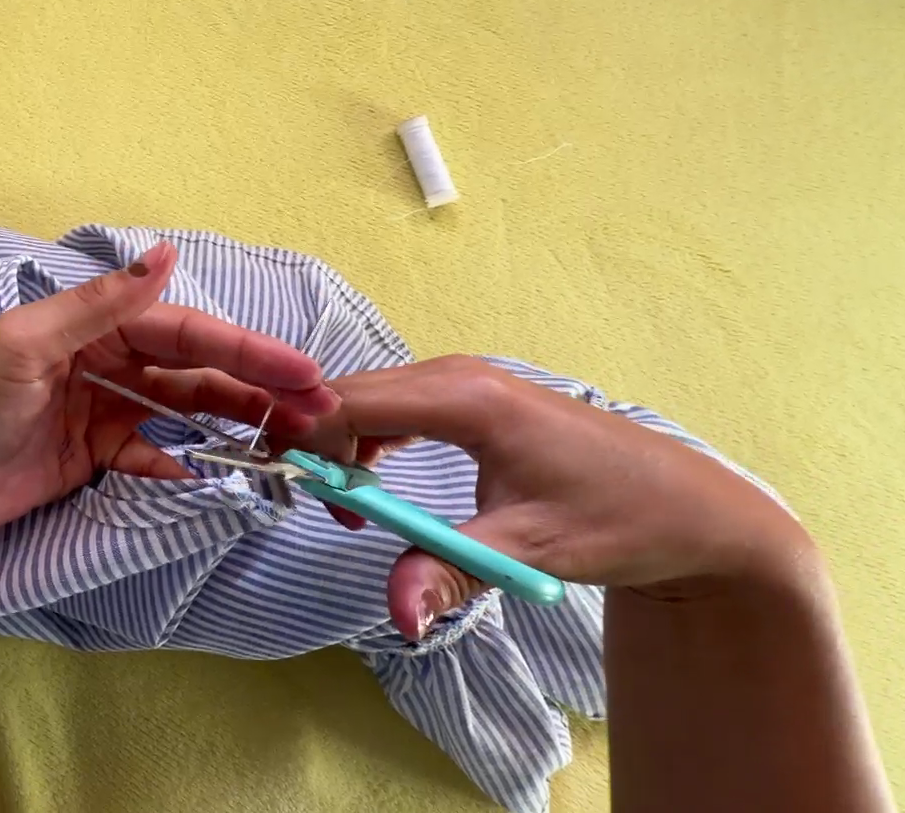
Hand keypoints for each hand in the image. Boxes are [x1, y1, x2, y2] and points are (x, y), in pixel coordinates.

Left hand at [0, 240, 339, 553]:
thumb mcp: (28, 344)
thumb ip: (99, 304)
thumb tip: (165, 252)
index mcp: (90, 325)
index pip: (178, 330)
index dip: (240, 348)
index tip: (299, 369)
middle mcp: (104, 359)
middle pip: (192, 367)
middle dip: (253, 383)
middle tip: (316, 406)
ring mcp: (103, 407)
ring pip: (183, 408)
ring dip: (234, 420)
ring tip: (289, 438)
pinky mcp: (97, 451)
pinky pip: (154, 450)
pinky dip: (185, 459)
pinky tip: (218, 470)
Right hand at [285, 355, 814, 638]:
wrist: (694, 505)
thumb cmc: (619, 521)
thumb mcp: (531, 552)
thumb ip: (450, 572)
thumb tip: (396, 614)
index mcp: (464, 398)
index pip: (350, 400)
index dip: (306, 436)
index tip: (293, 486)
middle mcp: (453, 372)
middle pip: (347, 391)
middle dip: (315, 440)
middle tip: (318, 503)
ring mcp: (458, 376)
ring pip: (363, 394)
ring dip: (337, 439)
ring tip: (346, 499)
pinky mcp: (462, 391)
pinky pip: (388, 402)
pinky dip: (364, 434)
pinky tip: (372, 473)